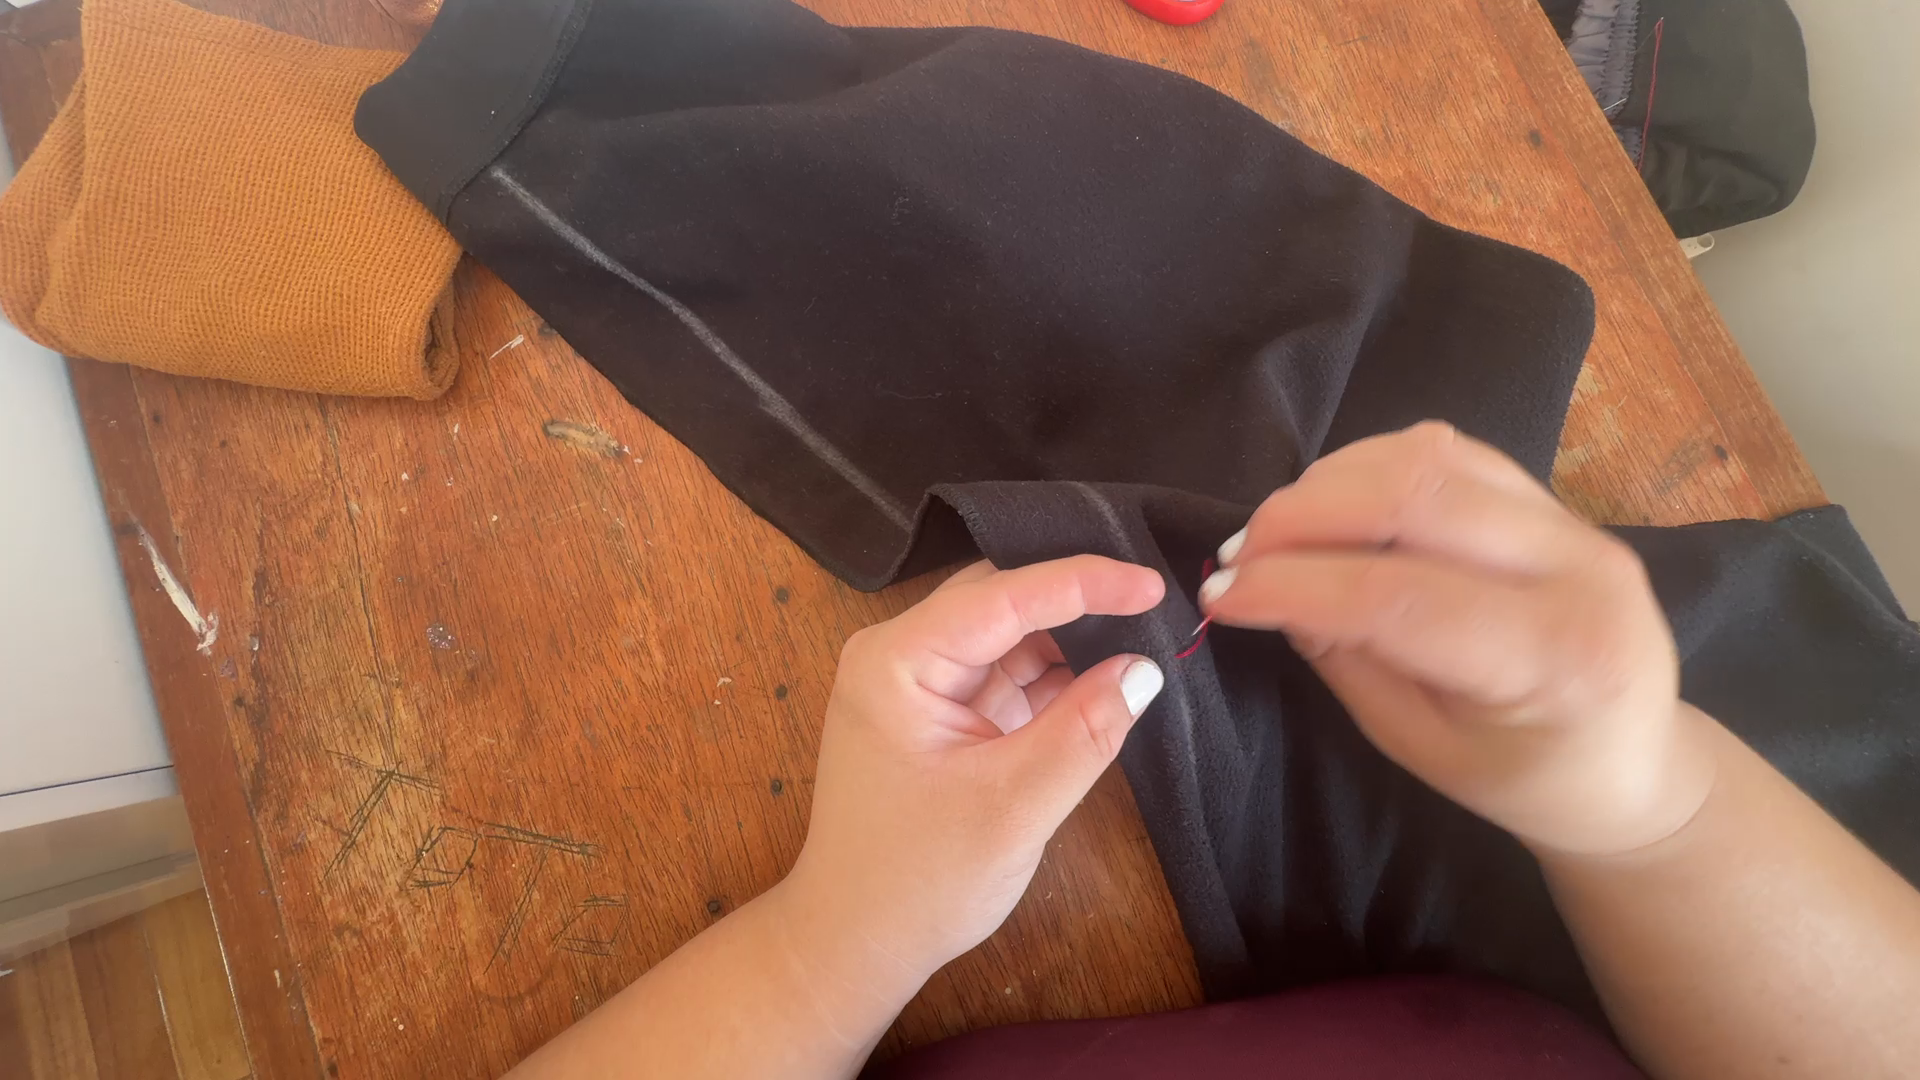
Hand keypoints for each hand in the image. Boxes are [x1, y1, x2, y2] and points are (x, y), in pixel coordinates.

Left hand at [787, 556, 1166, 978]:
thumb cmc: (917, 882)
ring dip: (1071, 640)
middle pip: (1000, 602)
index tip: (1150, 584)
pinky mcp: (946, 708)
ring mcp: (924, 680)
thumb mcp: (1011, 808)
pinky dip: (1056, 676)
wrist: (857, 942)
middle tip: (1150, 604)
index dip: (1081, 583)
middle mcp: (903, 653)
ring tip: (1139, 640)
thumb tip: (1145, 670)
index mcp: (896, 660)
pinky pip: (1008, 671)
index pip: (999, 596)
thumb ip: (1082, 732)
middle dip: (1076, 602)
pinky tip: (1103, 676)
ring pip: (1009, 633)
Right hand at [1198, 422, 1715, 855]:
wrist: (1629, 757)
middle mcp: (1576, 567)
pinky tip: (1325, 508)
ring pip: (1419, 455)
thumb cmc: (1513, 772)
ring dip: (1320, 486)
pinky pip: (1435, 449)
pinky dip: (1357, 468)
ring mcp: (1567, 517)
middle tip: (1236, 557)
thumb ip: (1338, 654)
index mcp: (1553, 658)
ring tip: (1273, 534)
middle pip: (1410, 496)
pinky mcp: (1543, 492)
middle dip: (1295, 517)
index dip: (1287, 586)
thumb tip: (1263, 589)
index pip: (1393, 596)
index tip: (1218, 596)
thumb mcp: (1410, 739)